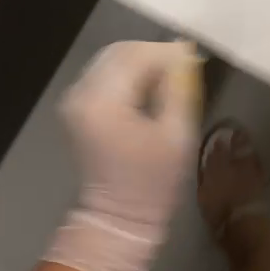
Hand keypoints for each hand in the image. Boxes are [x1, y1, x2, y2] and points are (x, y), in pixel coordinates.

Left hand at [44, 40, 200, 270]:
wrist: (117, 219)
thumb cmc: (152, 184)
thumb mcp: (177, 135)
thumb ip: (180, 89)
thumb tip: (184, 54)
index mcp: (104, 101)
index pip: (138, 55)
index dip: (168, 53)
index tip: (194, 58)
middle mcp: (82, 92)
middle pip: (122, 51)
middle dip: (155, 54)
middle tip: (184, 67)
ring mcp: (75, 97)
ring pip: (113, 58)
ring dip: (142, 61)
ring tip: (170, 78)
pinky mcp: (77, 104)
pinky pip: (106, 72)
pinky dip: (129, 72)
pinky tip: (149, 87)